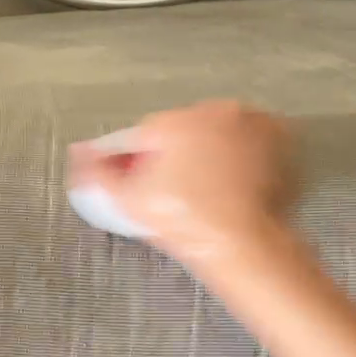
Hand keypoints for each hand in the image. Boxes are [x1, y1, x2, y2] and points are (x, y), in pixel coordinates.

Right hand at [68, 99, 301, 270]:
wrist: (240, 244)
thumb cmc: (186, 223)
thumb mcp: (126, 202)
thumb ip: (95, 173)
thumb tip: (76, 153)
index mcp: (176, 121)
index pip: (145, 136)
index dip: (140, 165)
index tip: (146, 187)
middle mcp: (215, 112)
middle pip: (182, 133)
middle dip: (176, 158)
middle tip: (174, 196)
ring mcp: (251, 123)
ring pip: (214, 137)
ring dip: (206, 156)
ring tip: (202, 194)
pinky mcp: (279, 139)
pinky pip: (248, 143)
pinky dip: (239, 158)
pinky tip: (229, 186)